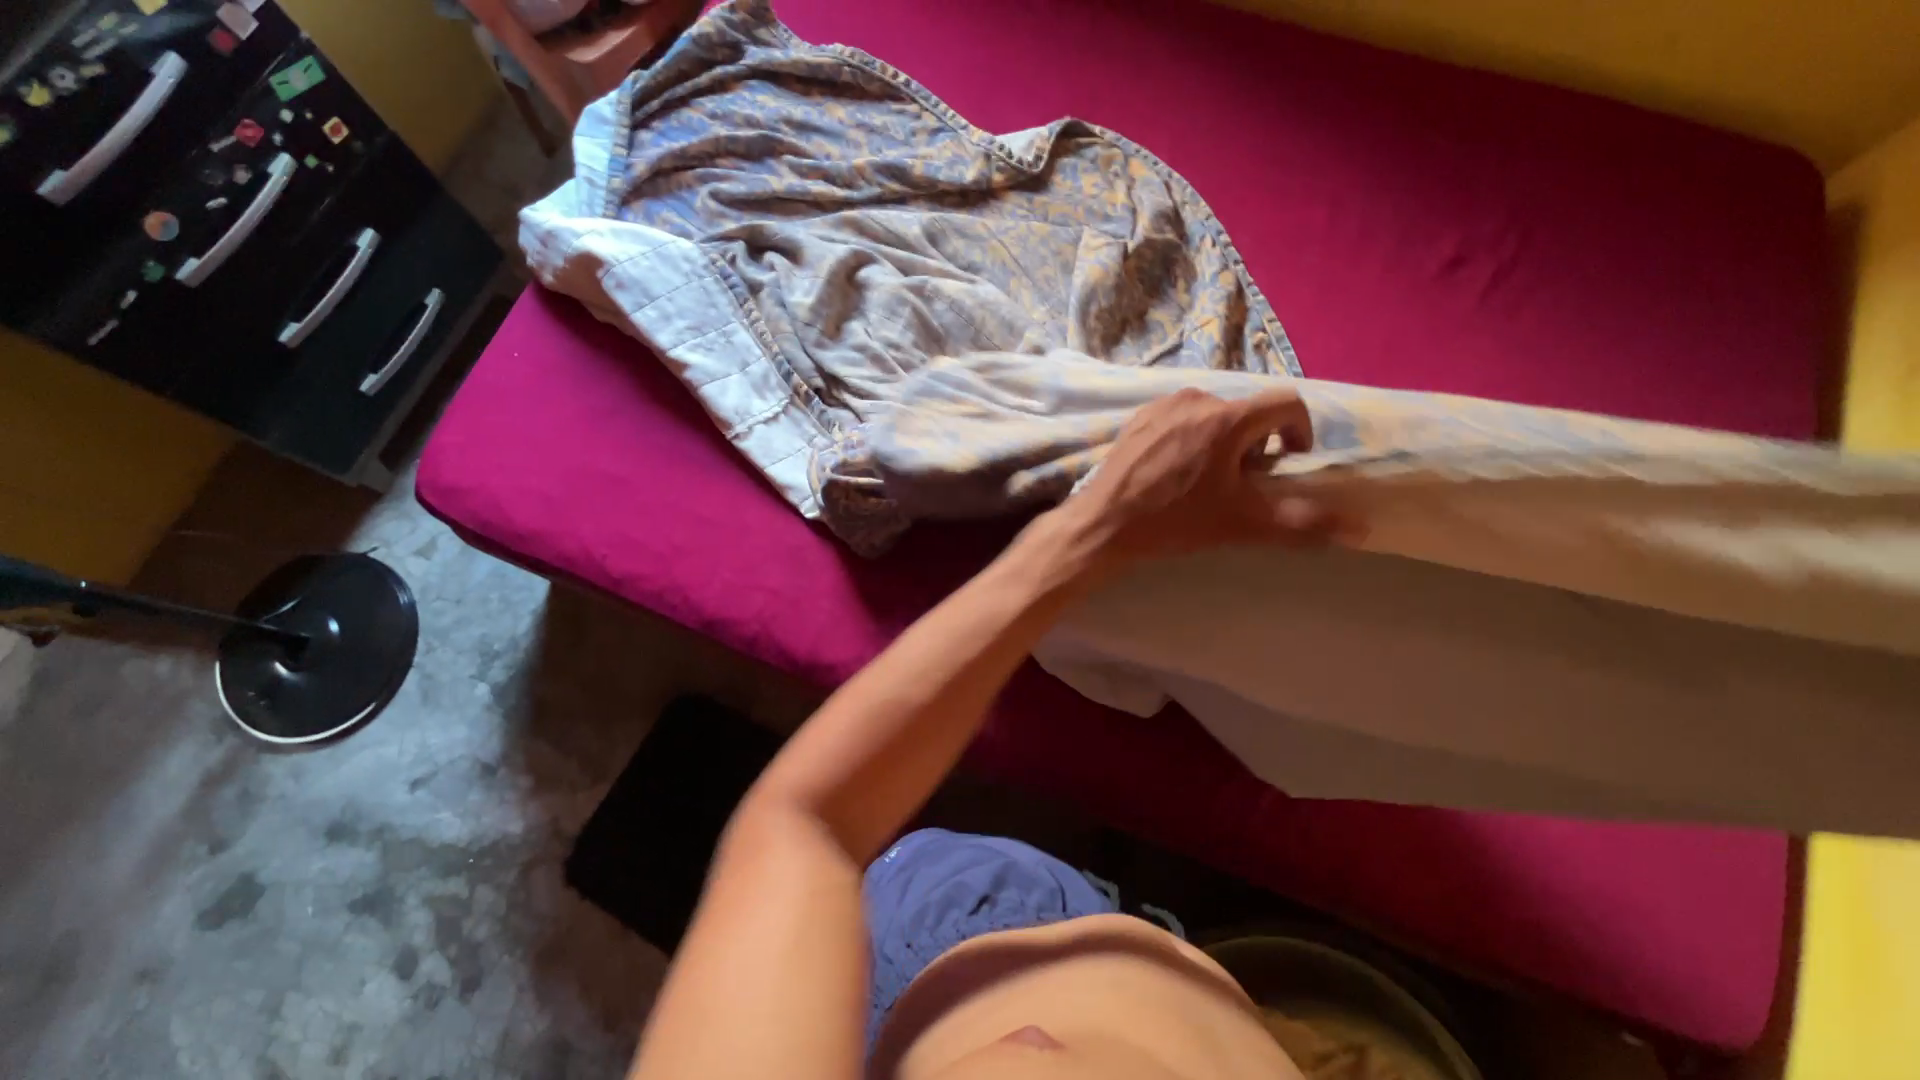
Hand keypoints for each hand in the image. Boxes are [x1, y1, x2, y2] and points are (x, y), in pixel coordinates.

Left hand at [1049, 387, 1347, 571]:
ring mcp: (1164, 404)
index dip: (1298, 431)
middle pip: (1249, 411)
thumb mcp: (1243, 524)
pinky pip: (1183, 416)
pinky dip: (1193, 437)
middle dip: (1257, 443)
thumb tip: (1360, 529)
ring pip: (1215, 413)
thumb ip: (1303, 523)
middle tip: (1240, 482)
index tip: (1286, 462)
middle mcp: (1197, 398)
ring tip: (1208, 480)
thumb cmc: (1175, 522)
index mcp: (1227, 418)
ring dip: (1225, 440)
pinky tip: (1176, 472)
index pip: (1286, 403)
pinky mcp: (1140, 415)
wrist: (1104, 524)